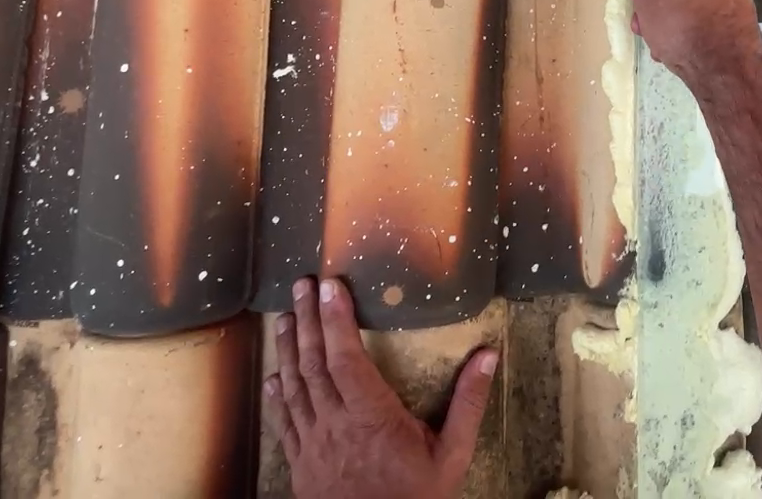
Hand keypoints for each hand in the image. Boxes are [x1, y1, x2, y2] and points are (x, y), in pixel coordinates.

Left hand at [265, 276, 496, 498]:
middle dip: (307, 321)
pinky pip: (285, 424)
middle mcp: (334, 427)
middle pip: (314, 365)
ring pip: (295, 389)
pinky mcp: (302, 467)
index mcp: (371, 417)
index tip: (330, 286)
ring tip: (282, 316)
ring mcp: (313, 447)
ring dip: (288, 349)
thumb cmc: (417, 497)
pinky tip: (273, 377)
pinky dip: (278, 396)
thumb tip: (488, 353)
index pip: (347, 359)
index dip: (336, 320)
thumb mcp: (453, 454)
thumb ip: (468, 403)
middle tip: (300, 285)